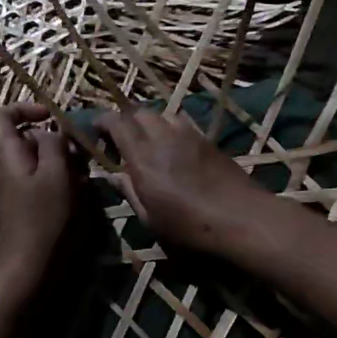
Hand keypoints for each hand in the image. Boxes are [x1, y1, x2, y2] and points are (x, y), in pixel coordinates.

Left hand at [0, 103, 76, 278]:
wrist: (29, 264)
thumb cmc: (44, 215)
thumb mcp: (57, 172)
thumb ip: (54, 144)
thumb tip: (51, 133)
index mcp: (5, 153)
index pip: (2, 115)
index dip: (26, 108)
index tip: (51, 116)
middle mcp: (0, 166)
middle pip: (23, 139)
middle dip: (51, 141)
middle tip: (77, 154)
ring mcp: (6, 186)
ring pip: (32, 160)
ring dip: (56, 162)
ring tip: (79, 177)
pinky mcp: (16, 203)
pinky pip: (33, 180)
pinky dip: (52, 180)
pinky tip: (72, 195)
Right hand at [96, 109, 263, 251]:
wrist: (241, 216)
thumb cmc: (190, 225)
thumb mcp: (151, 218)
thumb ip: (129, 191)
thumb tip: (112, 175)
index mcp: (143, 156)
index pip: (117, 122)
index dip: (102, 121)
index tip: (95, 129)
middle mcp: (163, 136)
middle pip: (139, 112)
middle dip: (125, 120)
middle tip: (120, 138)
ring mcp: (188, 134)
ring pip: (162, 114)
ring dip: (149, 122)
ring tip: (147, 141)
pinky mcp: (207, 139)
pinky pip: (181, 123)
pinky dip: (169, 128)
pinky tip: (173, 148)